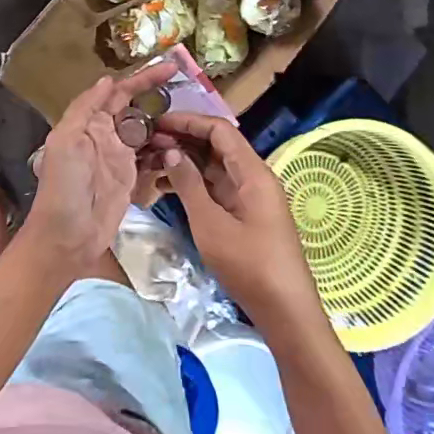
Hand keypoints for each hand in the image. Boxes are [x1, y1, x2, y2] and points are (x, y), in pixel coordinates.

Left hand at [23, 63, 177, 273]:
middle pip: (137, 109)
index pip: (119, 92)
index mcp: (89, 123)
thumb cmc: (63, 186)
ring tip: (187, 125)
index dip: (143, 79)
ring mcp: (120, 158)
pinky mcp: (132, 178)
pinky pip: (152, 158)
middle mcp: (106, 135)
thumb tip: (108, 79)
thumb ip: (85, 108)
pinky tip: (180, 149)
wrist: (67, 236)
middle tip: (187, 91)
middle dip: (159, 99)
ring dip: (166, 127)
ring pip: (148, 133)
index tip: (170, 67)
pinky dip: (166, 151)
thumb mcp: (66, 140)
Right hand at [155, 113, 323, 330]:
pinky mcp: (244, 215)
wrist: (286, 311)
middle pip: (216, 146)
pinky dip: (193, 184)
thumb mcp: (211, 225)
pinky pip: (215, 188)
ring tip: (150, 162)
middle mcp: (253, 177)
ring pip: (213, 167)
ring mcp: (249, 197)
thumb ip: (189, 185)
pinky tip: (166, 187)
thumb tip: (171, 152)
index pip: (219, 130)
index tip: (156, 121)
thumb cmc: (249, 265)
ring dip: (184, 162)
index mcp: (253, 172)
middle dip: (182, 140)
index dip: (188, 121)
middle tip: (147, 142)